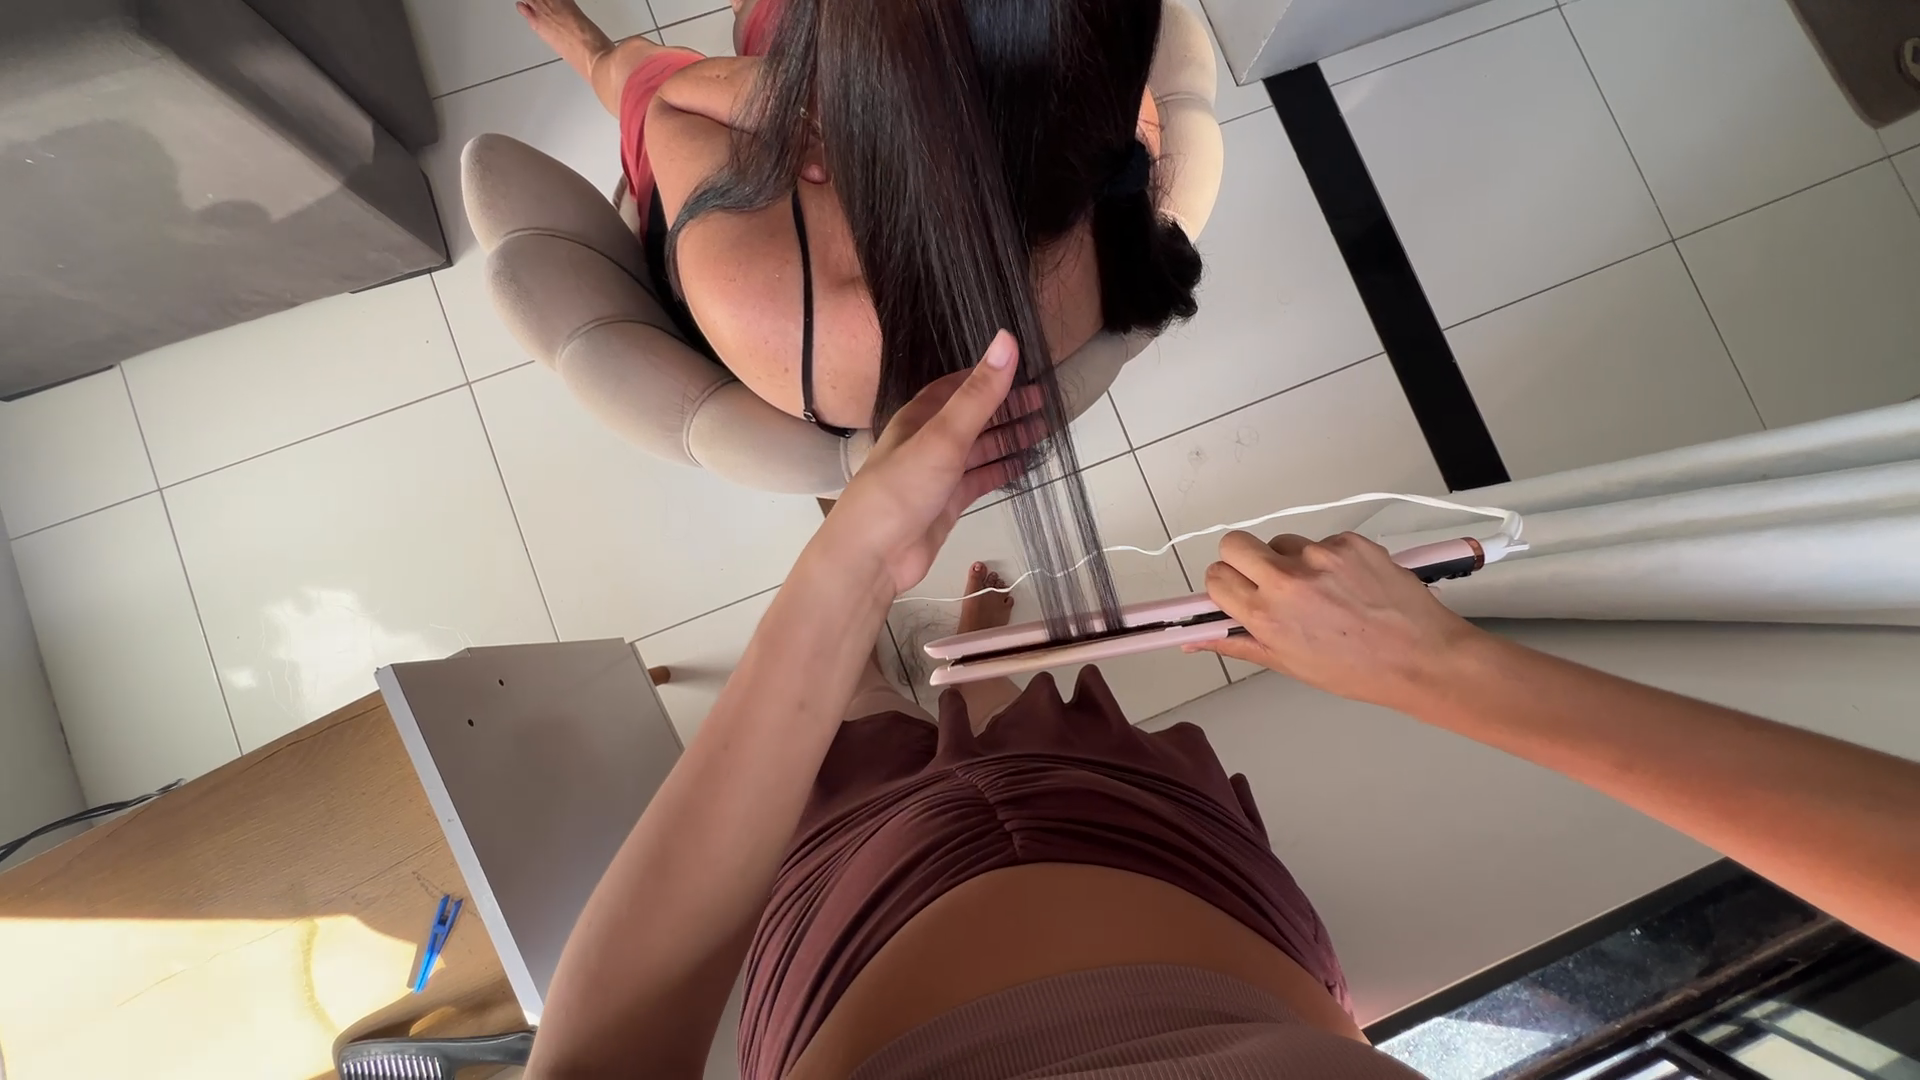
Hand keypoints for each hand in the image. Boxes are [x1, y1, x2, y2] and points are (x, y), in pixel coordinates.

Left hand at [811, 331, 1040, 594]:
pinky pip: (979, 480)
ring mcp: (938, 475)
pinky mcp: (947, 504)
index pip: (956, 387)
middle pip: (972, 417)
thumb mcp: (944, 435)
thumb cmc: (902, 487)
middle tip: (1043, 403)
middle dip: (1004, 409)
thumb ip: (978, 394)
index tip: (1022, 370)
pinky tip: (1025, 465)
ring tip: (1043, 430)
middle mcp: (928, 442)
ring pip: (978, 449)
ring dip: (1007, 439)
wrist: (875, 553)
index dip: (987, 377)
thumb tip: (1007, 340)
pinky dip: (1001, 471)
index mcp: (919, 417)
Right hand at [1191, 531, 1483, 708]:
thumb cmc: (1359, 669)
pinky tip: (1345, 583)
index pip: (1215, 577)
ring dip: (1288, 559)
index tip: (1236, 593)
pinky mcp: (1348, 543)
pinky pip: (1320, 541)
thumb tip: (1195, 639)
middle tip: (1262, 578)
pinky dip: (1326, 558)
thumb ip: (1236, 643)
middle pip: (1233, 543)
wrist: (1424, 658)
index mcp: (1265, 614)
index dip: (1224, 586)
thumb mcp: (1287, 663)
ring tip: (1318, 588)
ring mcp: (1319, 556)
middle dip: (1240, 558)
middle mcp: (1286, 580)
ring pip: (1280, 541)